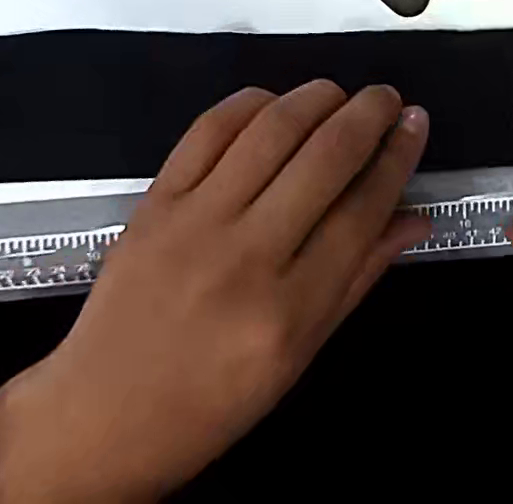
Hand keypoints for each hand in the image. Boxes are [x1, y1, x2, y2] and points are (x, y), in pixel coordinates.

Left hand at [0, 82, 430, 503]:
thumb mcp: (300, 355)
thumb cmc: (211, 400)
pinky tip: (275, 102)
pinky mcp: (155, 200)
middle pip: (325, 157)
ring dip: (316, 96)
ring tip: (339, 93)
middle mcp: (245, 256)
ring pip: (271, 129)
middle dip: (368, 112)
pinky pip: (210, 129)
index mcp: (289, 310)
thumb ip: (360, 276)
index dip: (398, 156)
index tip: (415, 124)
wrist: (97, 419)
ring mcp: (193, 221)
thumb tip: (414, 217)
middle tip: (386, 97)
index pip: (363, 209)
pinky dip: (251, 101)